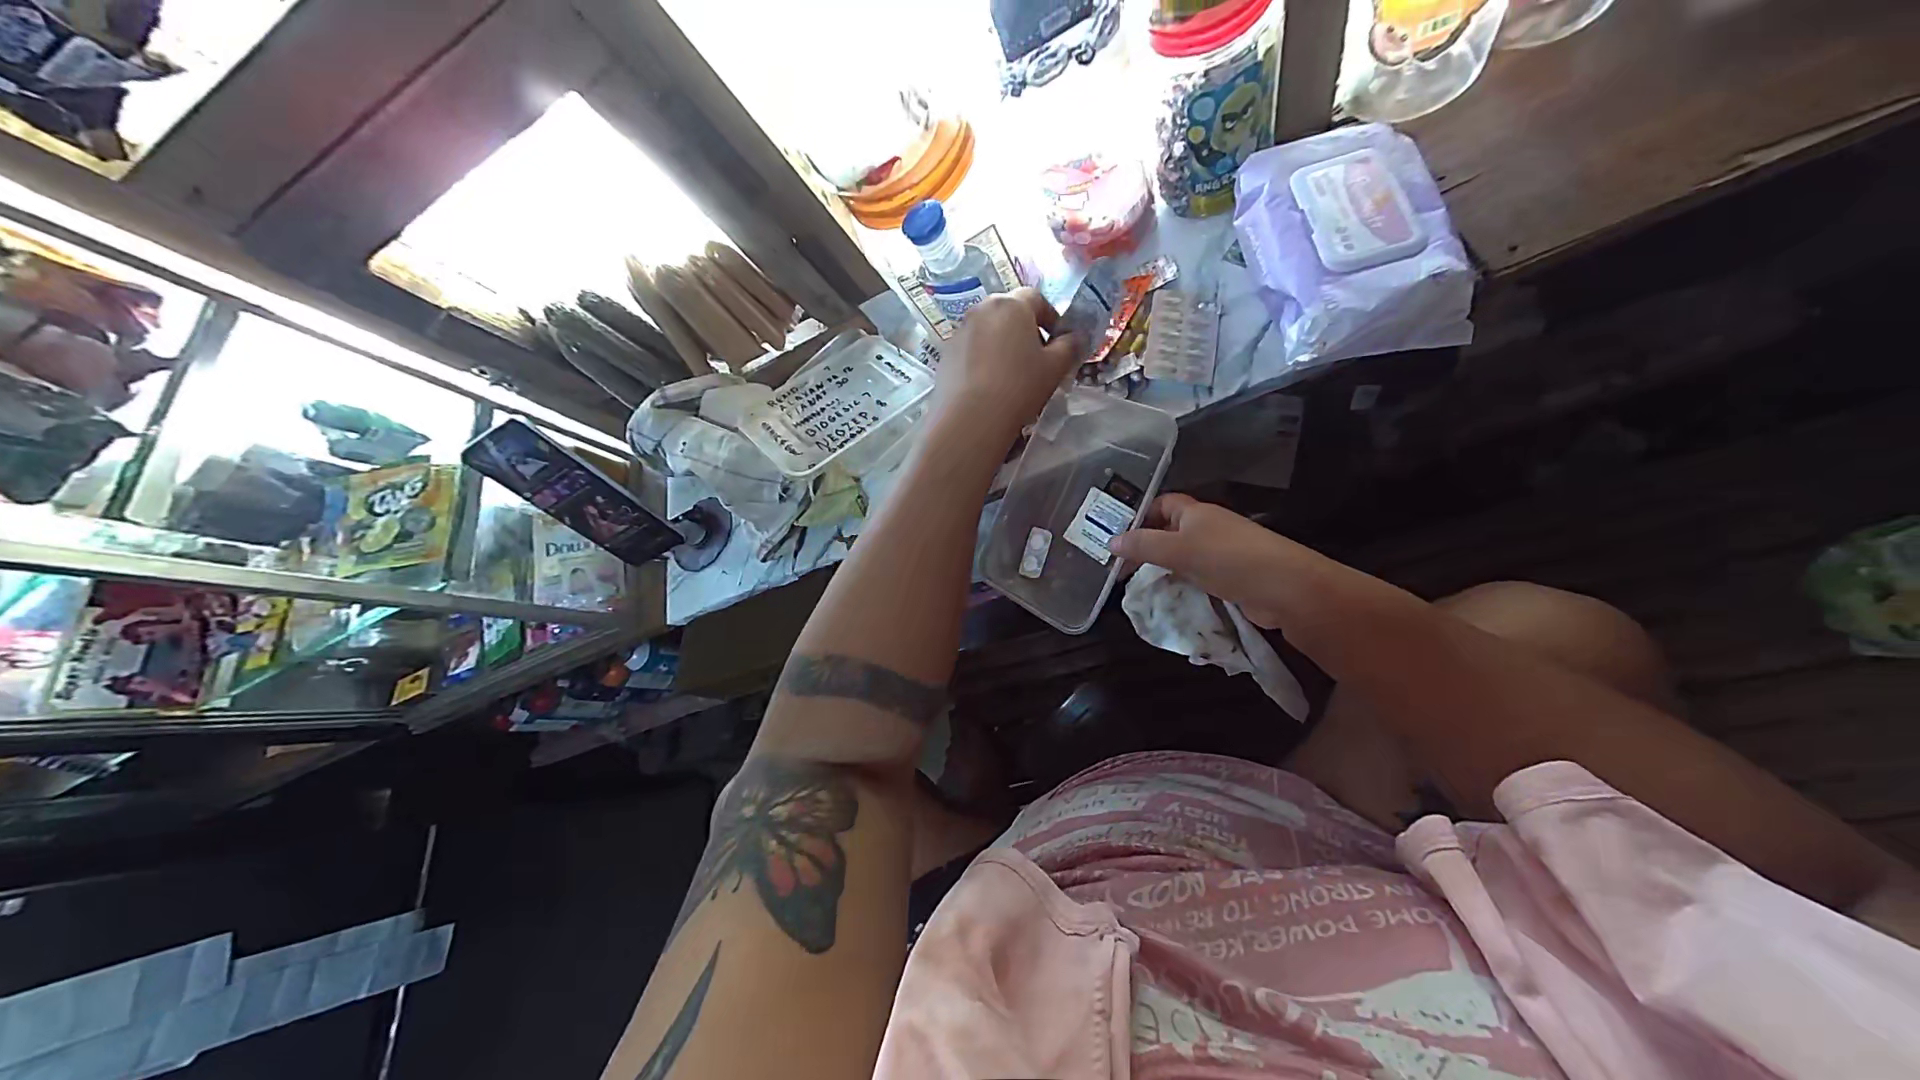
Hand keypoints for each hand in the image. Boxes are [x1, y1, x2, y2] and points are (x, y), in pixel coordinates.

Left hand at [930, 288, 1078, 443]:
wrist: (970, 418)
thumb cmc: (1019, 387)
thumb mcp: (1055, 368)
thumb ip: (1070, 346)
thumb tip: (1075, 337)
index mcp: (1012, 305)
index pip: (1036, 298)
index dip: (1050, 318)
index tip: (1057, 341)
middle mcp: (982, 309)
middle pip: (1009, 312)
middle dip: (1025, 330)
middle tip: (1036, 358)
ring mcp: (960, 330)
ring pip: (988, 330)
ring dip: (1002, 344)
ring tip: (1011, 373)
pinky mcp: (946, 353)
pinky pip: (971, 349)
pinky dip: (983, 358)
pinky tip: (989, 384)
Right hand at [1107, 494, 1295, 627]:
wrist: (1284, 588)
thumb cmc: (1228, 559)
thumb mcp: (1178, 550)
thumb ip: (1142, 545)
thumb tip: (1110, 541)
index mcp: (1195, 512)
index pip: (1161, 504)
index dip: (1140, 514)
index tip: (1116, 534)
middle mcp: (1207, 527)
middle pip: (1169, 530)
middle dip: (1145, 545)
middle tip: (1118, 565)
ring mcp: (1220, 552)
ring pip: (1182, 555)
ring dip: (1162, 567)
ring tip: (1135, 583)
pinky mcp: (1230, 576)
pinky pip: (1196, 575)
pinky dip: (1180, 582)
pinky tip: (1168, 594)